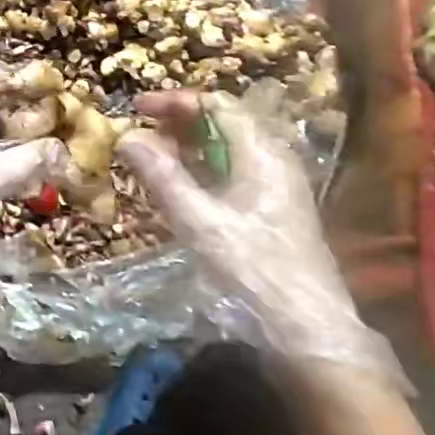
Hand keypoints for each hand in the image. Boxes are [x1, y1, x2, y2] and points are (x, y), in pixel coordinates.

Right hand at [116, 91, 394, 374]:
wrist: (308, 334)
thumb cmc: (254, 271)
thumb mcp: (199, 221)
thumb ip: (161, 175)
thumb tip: (126, 136)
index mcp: (262, 154)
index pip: (217, 105)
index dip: (175, 101)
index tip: (137, 108)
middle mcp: (273, 161)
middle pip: (222, 122)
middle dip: (177, 122)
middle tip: (138, 135)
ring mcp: (274, 187)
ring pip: (224, 149)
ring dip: (185, 147)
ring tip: (149, 160)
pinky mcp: (270, 210)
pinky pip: (229, 172)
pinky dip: (198, 170)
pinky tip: (176, 188)